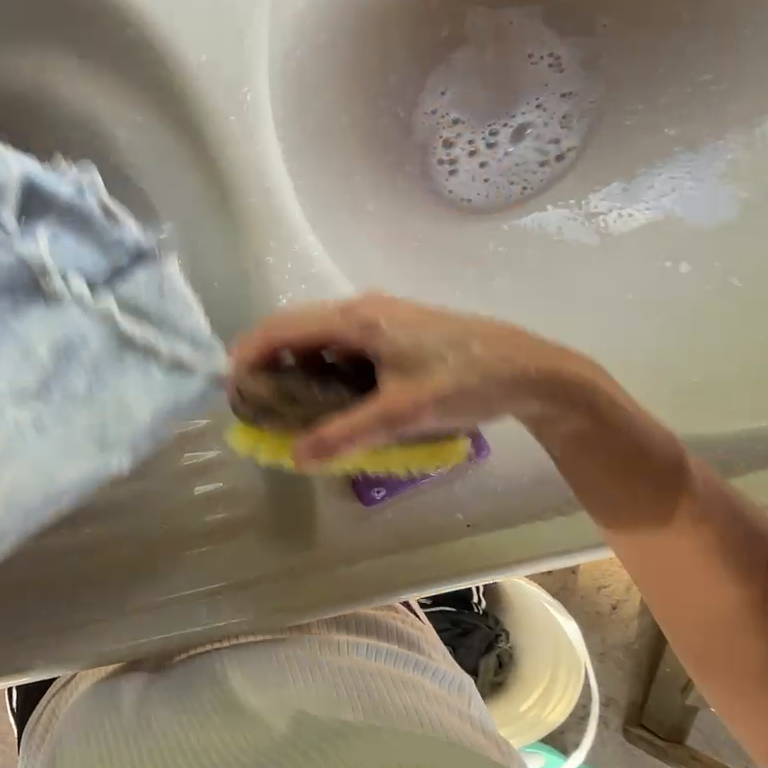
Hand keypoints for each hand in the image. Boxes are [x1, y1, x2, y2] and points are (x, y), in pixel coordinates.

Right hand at [228, 293, 598, 464]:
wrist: (537, 371)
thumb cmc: (467, 383)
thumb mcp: (403, 414)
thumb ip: (344, 434)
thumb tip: (294, 457)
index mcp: (356, 320)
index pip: (279, 329)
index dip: (246, 355)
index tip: (230, 389)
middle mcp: (360, 310)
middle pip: (290, 326)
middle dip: (263, 360)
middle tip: (252, 399)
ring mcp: (378, 316)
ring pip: (313, 334)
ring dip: (290, 362)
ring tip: (282, 401)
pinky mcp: (393, 329)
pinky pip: (336, 341)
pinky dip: (316, 363)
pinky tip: (325, 393)